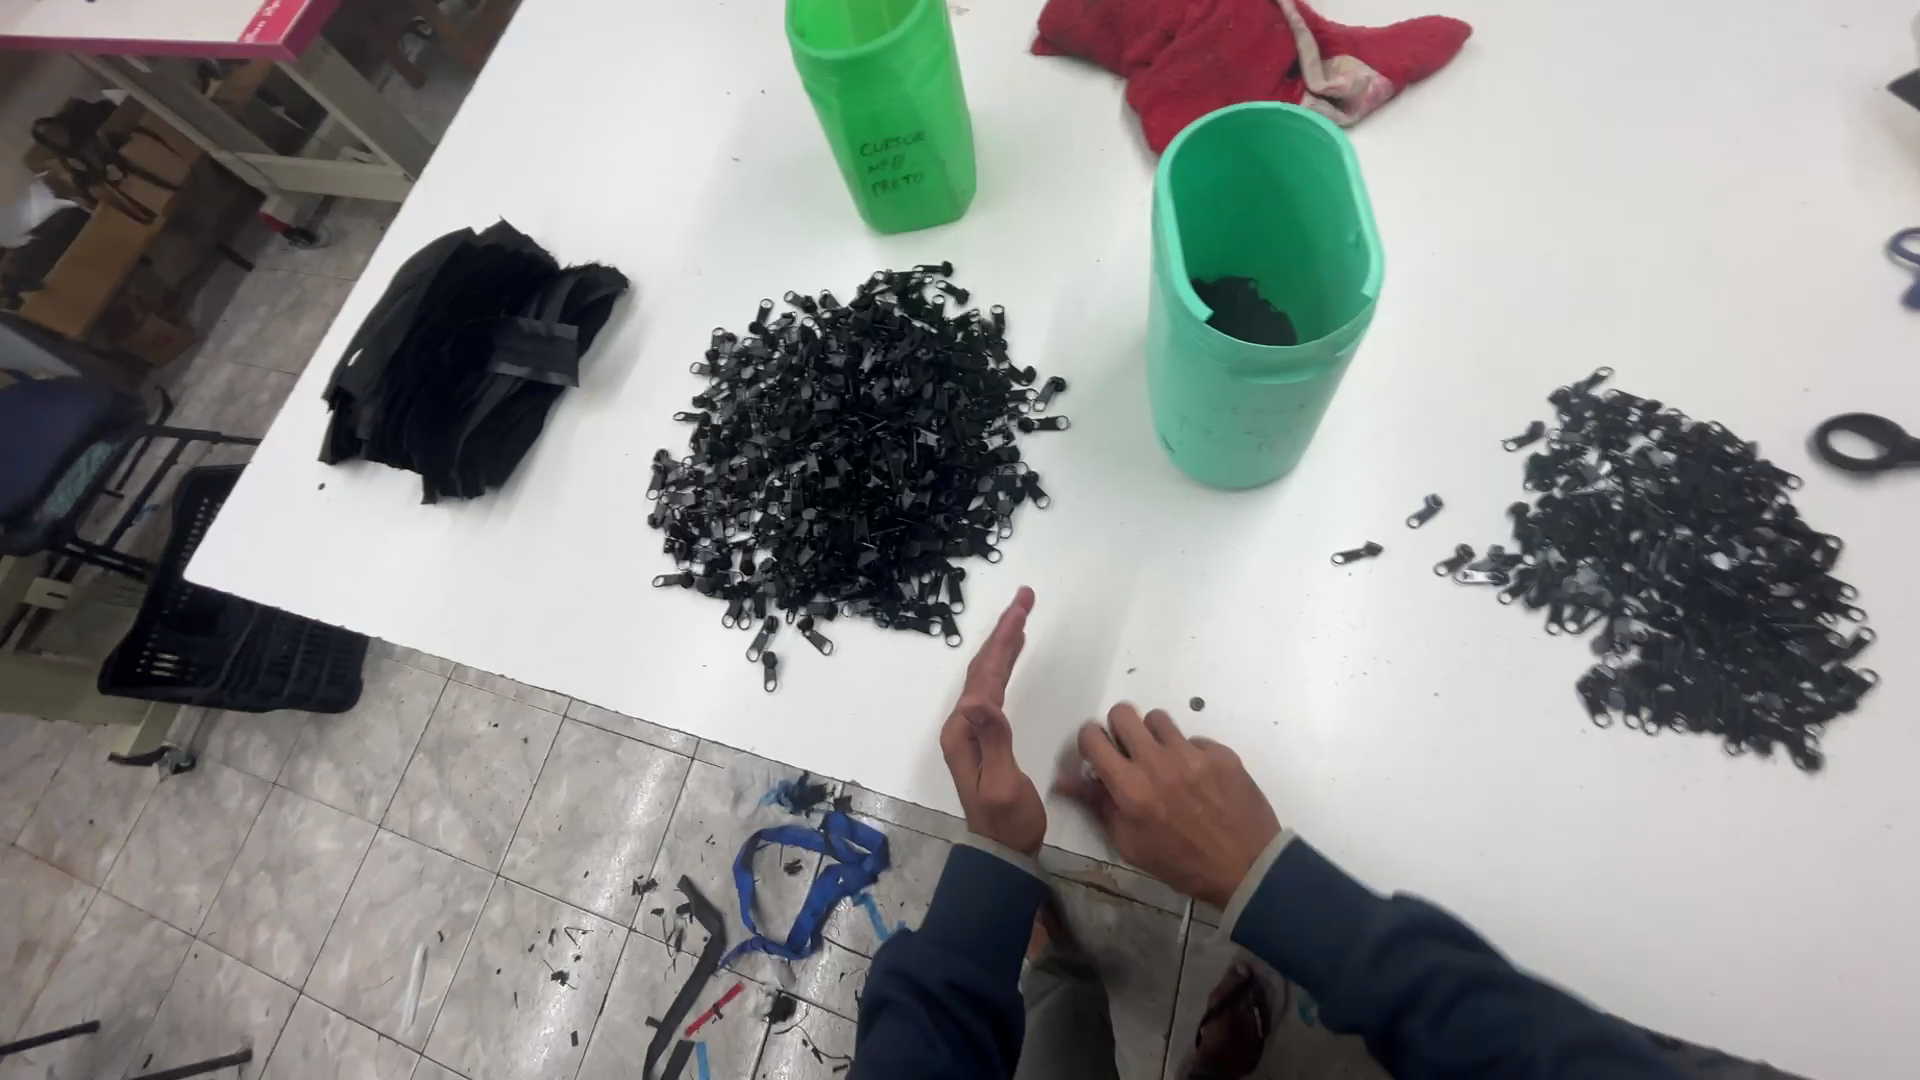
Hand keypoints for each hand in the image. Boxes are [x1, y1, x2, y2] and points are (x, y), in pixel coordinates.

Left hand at [939, 586, 1044, 855]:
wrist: (1002, 851)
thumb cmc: (1008, 822)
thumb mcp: (1004, 785)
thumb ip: (994, 742)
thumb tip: (979, 701)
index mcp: (964, 731)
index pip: (985, 674)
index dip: (1003, 640)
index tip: (1021, 610)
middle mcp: (963, 723)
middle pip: (983, 666)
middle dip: (1004, 630)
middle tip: (1025, 598)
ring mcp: (971, 728)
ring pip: (987, 673)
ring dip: (1004, 642)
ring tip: (1022, 614)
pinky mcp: (983, 734)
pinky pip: (993, 686)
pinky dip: (1004, 663)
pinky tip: (1013, 652)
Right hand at [1054, 705, 1279, 908]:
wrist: (1247, 870)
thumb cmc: (1181, 863)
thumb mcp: (1130, 843)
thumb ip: (1096, 805)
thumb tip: (1063, 780)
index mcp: (1130, 788)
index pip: (1092, 737)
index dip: (1091, 741)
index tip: (1100, 754)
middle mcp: (1157, 762)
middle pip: (1123, 713)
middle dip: (1120, 729)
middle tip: (1130, 751)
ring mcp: (1191, 754)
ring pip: (1157, 718)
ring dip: (1155, 736)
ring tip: (1165, 761)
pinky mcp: (1220, 753)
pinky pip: (1193, 738)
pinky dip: (1190, 753)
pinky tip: (1199, 778)